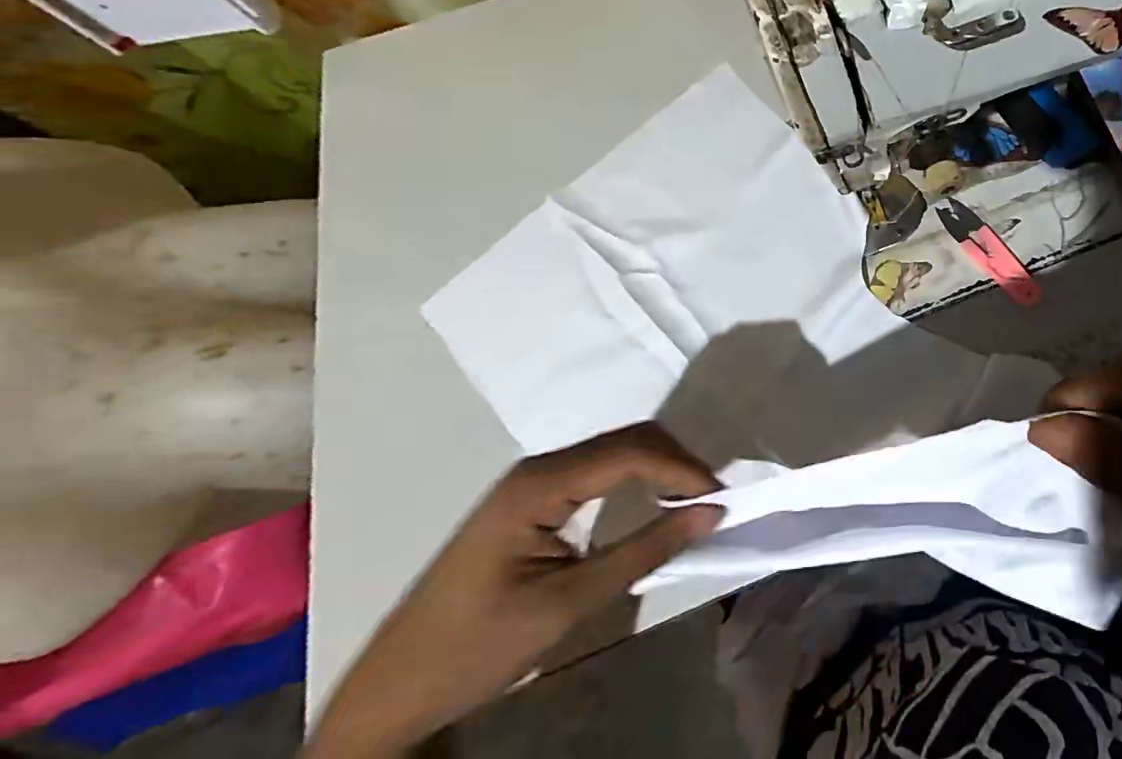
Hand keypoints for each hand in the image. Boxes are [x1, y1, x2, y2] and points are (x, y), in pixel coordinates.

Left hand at [306, 423, 723, 757]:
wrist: (392, 691)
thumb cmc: (476, 648)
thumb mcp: (568, 604)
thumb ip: (645, 551)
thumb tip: (712, 512)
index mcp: (538, 485)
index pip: (630, 452)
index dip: (683, 469)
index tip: (720, 500)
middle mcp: (537, 468)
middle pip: (627, 439)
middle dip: (677, 462)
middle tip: (712, 501)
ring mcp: (533, 481)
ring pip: (617, 450)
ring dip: (661, 468)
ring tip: (693, 502)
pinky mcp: (534, 499)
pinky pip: (600, 470)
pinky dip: (638, 479)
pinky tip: (655, 502)